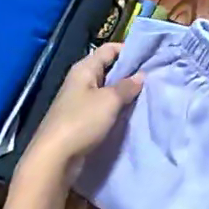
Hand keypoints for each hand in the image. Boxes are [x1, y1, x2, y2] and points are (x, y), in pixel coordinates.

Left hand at [19, 43, 142, 185]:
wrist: (53, 160)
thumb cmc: (81, 122)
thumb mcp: (110, 100)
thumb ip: (128, 85)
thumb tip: (141, 75)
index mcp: (84, 69)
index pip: (110, 49)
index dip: (130, 50)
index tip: (152, 57)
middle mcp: (81, 81)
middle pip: (109, 68)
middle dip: (131, 71)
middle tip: (154, 75)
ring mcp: (80, 100)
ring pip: (108, 88)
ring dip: (125, 90)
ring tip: (148, 92)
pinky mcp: (81, 118)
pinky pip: (104, 105)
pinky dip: (118, 106)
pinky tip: (132, 110)